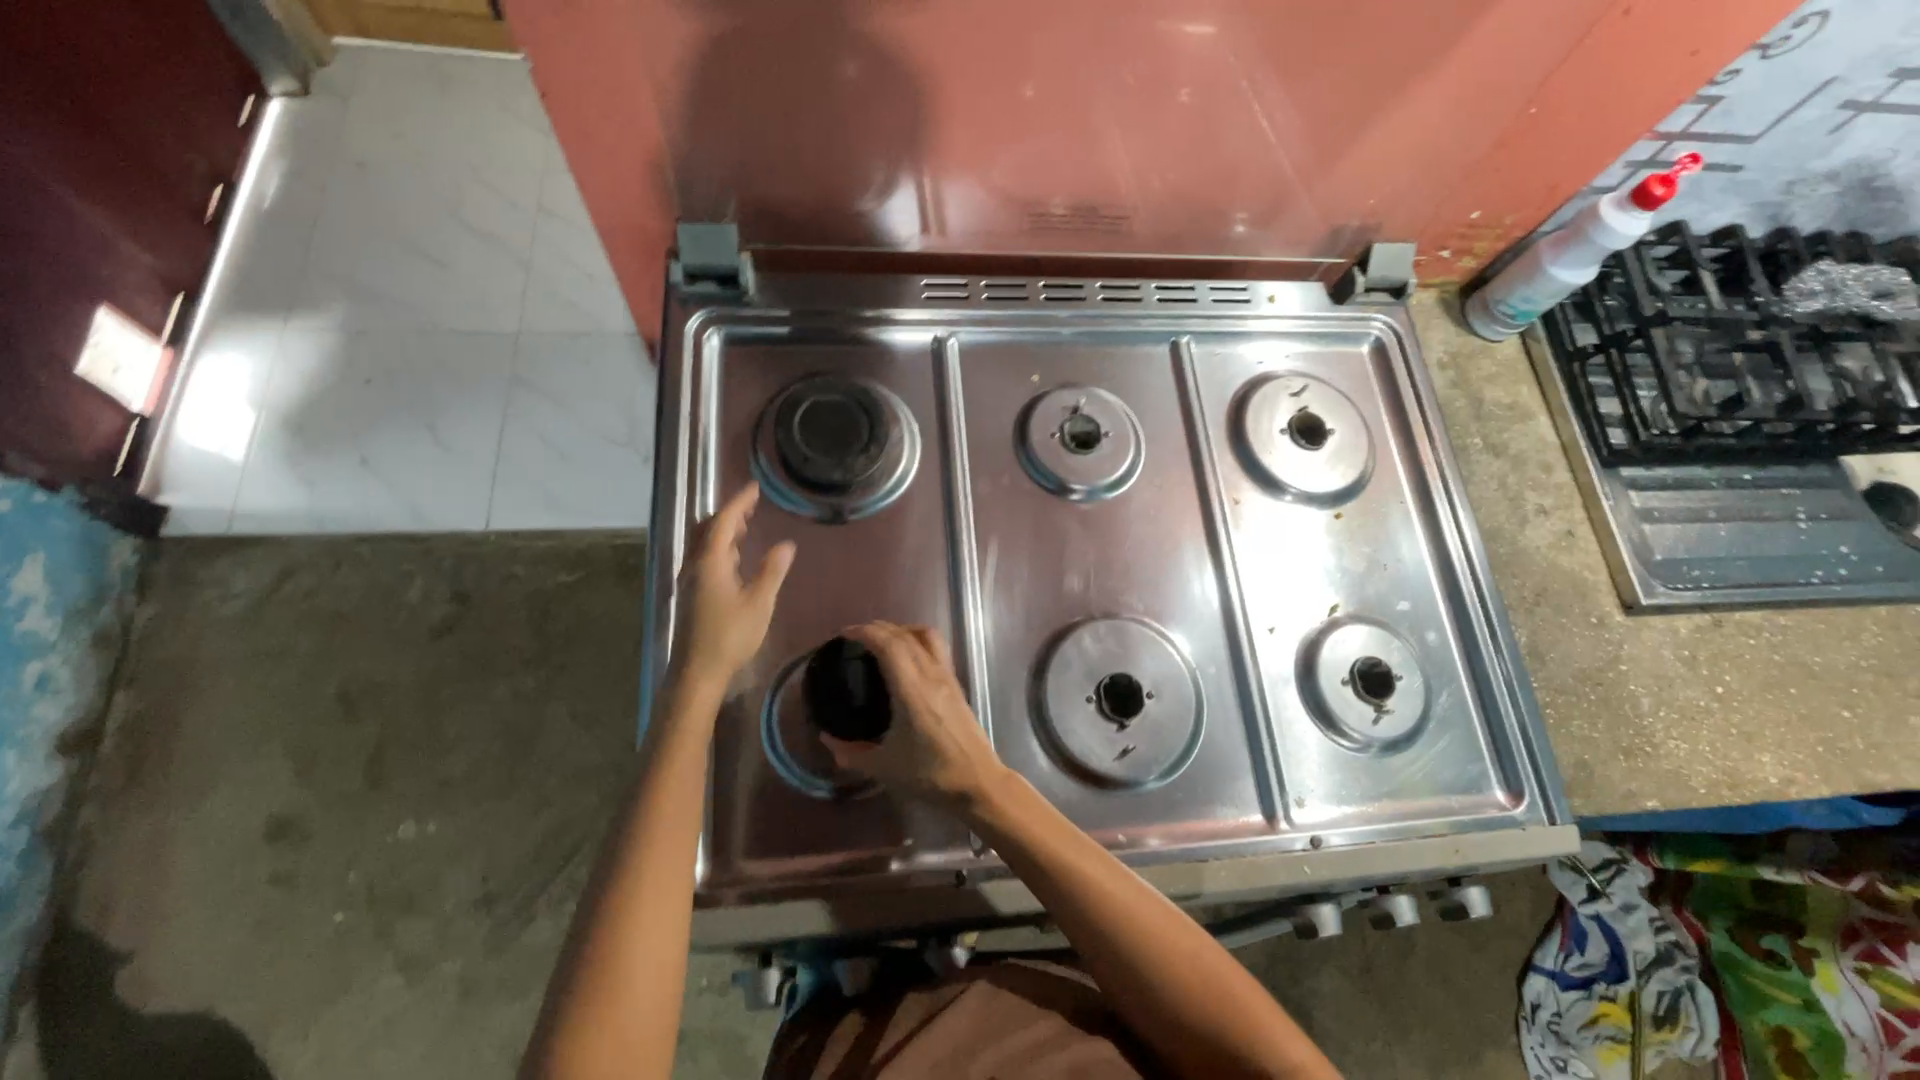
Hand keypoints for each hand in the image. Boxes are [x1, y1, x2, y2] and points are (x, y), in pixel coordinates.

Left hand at [675, 484, 795, 687]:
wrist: (698, 672)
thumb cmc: (730, 636)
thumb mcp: (759, 603)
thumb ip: (772, 571)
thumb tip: (786, 544)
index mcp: (710, 562)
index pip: (723, 522)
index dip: (739, 502)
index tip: (755, 488)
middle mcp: (694, 565)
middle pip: (707, 528)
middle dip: (729, 514)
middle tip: (752, 506)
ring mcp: (690, 580)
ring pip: (703, 544)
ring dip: (723, 531)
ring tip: (747, 526)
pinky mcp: (692, 594)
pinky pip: (704, 558)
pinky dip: (720, 548)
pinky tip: (735, 559)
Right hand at [820, 622, 1009, 814]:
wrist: (978, 783)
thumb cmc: (930, 775)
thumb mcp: (883, 768)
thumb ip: (850, 753)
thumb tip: (826, 739)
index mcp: (912, 690)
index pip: (889, 644)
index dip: (865, 632)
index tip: (844, 635)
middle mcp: (931, 675)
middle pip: (905, 635)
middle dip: (878, 628)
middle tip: (856, 638)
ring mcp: (948, 678)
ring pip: (926, 636)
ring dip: (901, 631)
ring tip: (882, 642)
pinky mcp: (957, 685)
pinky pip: (936, 649)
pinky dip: (916, 642)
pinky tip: (905, 661)